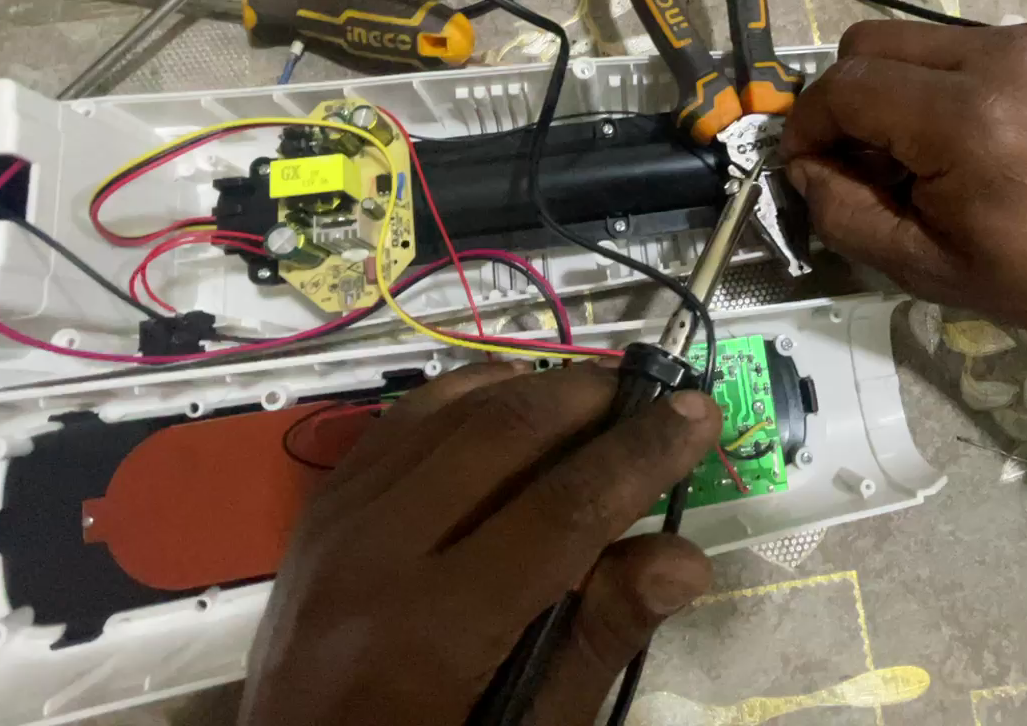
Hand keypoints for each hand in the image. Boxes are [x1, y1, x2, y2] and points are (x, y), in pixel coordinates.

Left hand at [240, 362, 720, 725]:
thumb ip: (600, 640)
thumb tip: (686, 558)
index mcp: (430, 633)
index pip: (563, 510)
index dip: (643, 453)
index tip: (700, 413)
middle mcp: (375, 554)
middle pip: (508, 433)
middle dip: (596, 400)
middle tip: (652, 397)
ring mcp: (341, 514)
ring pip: (460, 404)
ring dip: (543, 386)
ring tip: (599, 397)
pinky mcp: (327, 497)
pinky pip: (413, 410)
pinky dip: (477, 389)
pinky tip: (518, 396)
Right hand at [780, 21, 1026, 364]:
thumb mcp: (919, 265)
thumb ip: (840, 212)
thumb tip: (805, 165)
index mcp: (968, 116)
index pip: (845, 88)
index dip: (806, 125)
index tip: (804, 164)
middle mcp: (1002, 53)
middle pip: (869, 43)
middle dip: (844, 100)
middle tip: (858, 159)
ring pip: (915, 39)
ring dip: (893, 90)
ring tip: (918, 153)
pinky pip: (965, 44)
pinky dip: (940, 83)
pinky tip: (968, 136)